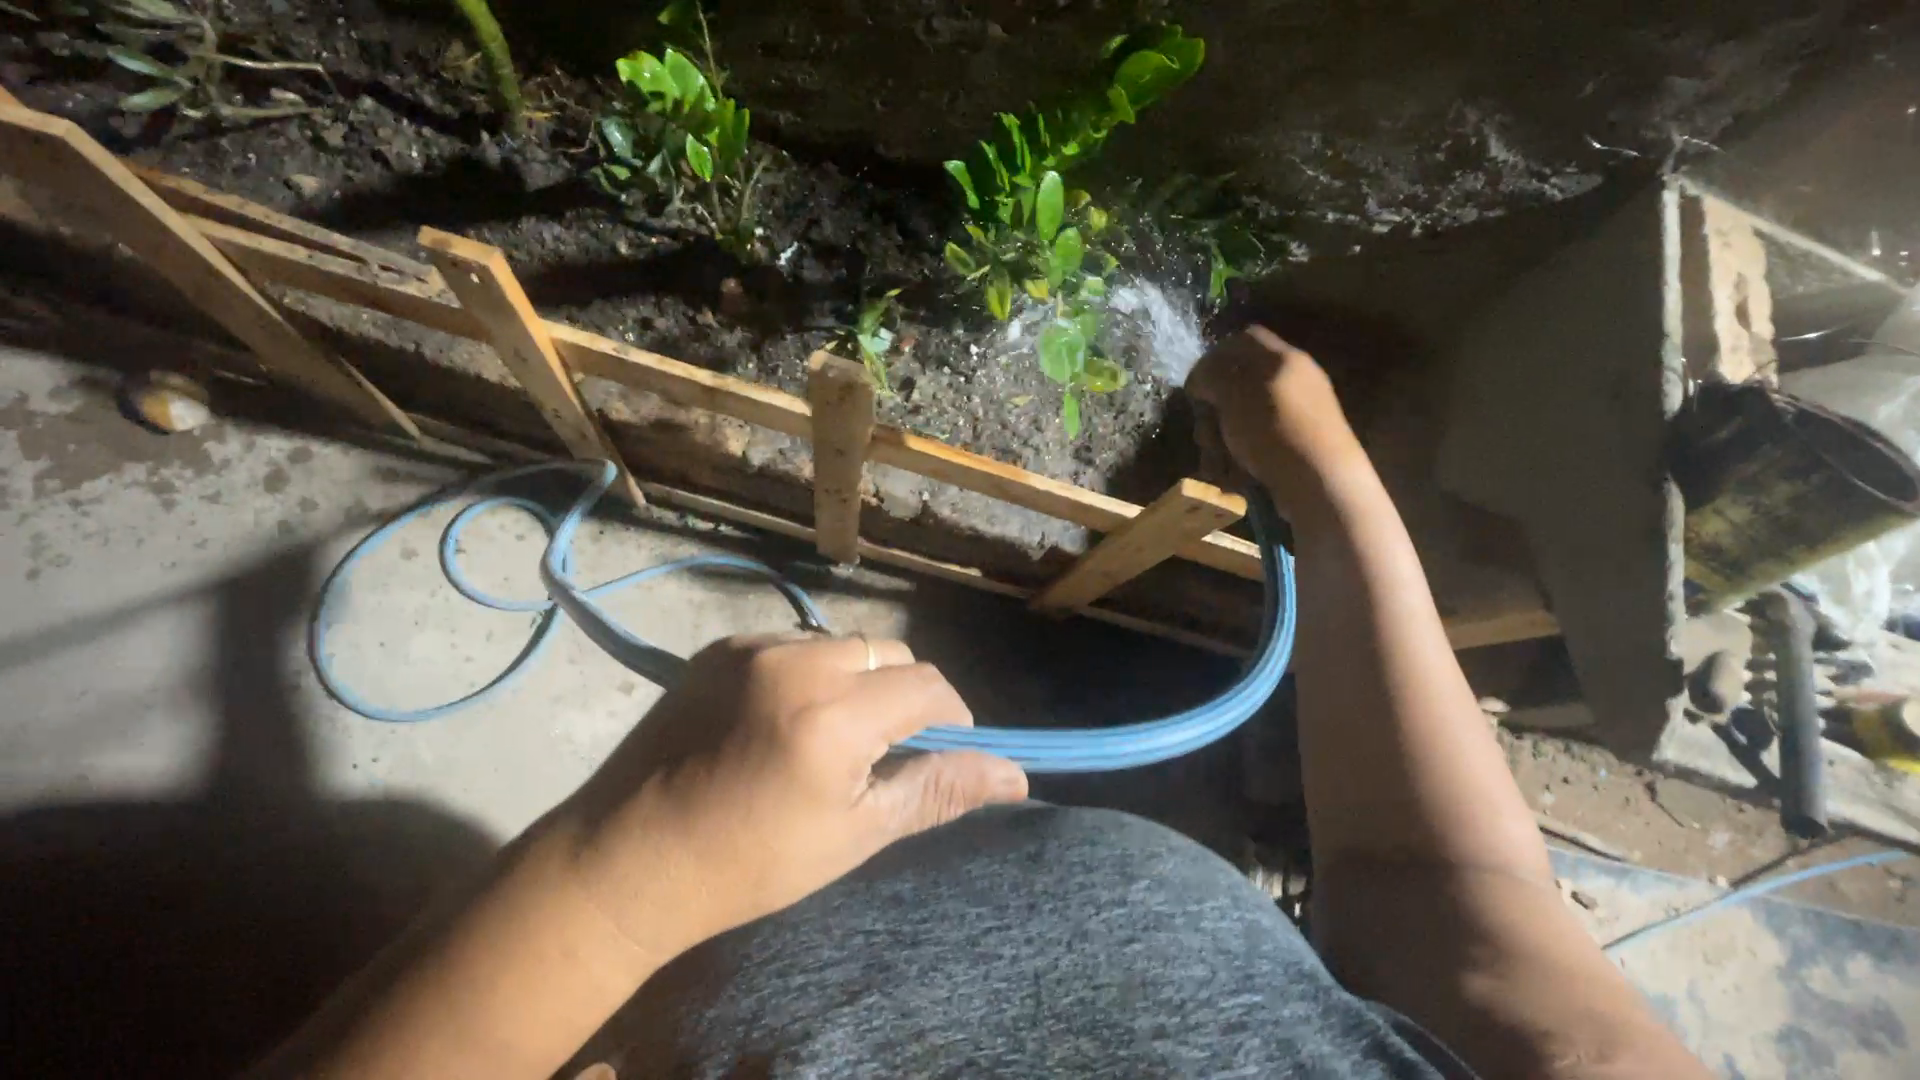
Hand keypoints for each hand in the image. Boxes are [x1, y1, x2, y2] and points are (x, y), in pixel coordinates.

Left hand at [557, 633, 1028, 957]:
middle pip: (888, 654)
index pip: (928, 686)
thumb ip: (937, 790)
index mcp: (834, 716)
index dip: (951, 717)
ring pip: (842, 643)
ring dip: (855, 678)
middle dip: (902, 694)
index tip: (941, 749)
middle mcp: (797, 662)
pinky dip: (807, 671)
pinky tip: (781, 716)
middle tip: (880, 749)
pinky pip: (791, 642)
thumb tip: (1016, 776)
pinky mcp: (718, 646)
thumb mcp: (856, 834)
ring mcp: (752, 647)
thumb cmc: (751, 863)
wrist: (629, 858)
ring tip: (828, 732)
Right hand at [1187, 325, 1368, 512]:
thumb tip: (1201, 380)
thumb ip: (1212, 376)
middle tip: (1205, 431)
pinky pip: (1256, 446)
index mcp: (1283, 359)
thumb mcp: (1234, 393)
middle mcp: (1291, 382)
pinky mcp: (1294, 447)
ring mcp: (1295, 416)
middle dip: (1213, 411)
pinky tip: (1233, 476)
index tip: (1197, 386)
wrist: (1320, 482)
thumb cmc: (1274, 430)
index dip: (1214, 357)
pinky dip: (1239, 459)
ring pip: (1241, 420)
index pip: (1244, 339)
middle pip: (1237, 384)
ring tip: (1216, 462)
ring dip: (1220, 440)